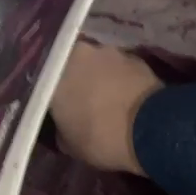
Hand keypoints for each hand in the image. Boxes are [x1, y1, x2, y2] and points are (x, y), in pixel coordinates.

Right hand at [49, 40, 162, 174]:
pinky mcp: (137, 58)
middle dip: (75, 79)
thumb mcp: (68, 142)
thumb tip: (64, 124)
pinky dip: (122, 81)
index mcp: (52, 71)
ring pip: (98, 64)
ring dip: (100, 77)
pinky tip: (126, 99)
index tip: (54, 105)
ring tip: (107, 100)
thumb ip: (60, 127)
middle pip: (71, 64)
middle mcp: (77, 52)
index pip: (43, 78)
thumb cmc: (99, 136)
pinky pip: (122, 70)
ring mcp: (109, 52)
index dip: (49, 92)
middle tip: (80, 100)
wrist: (152, 130)